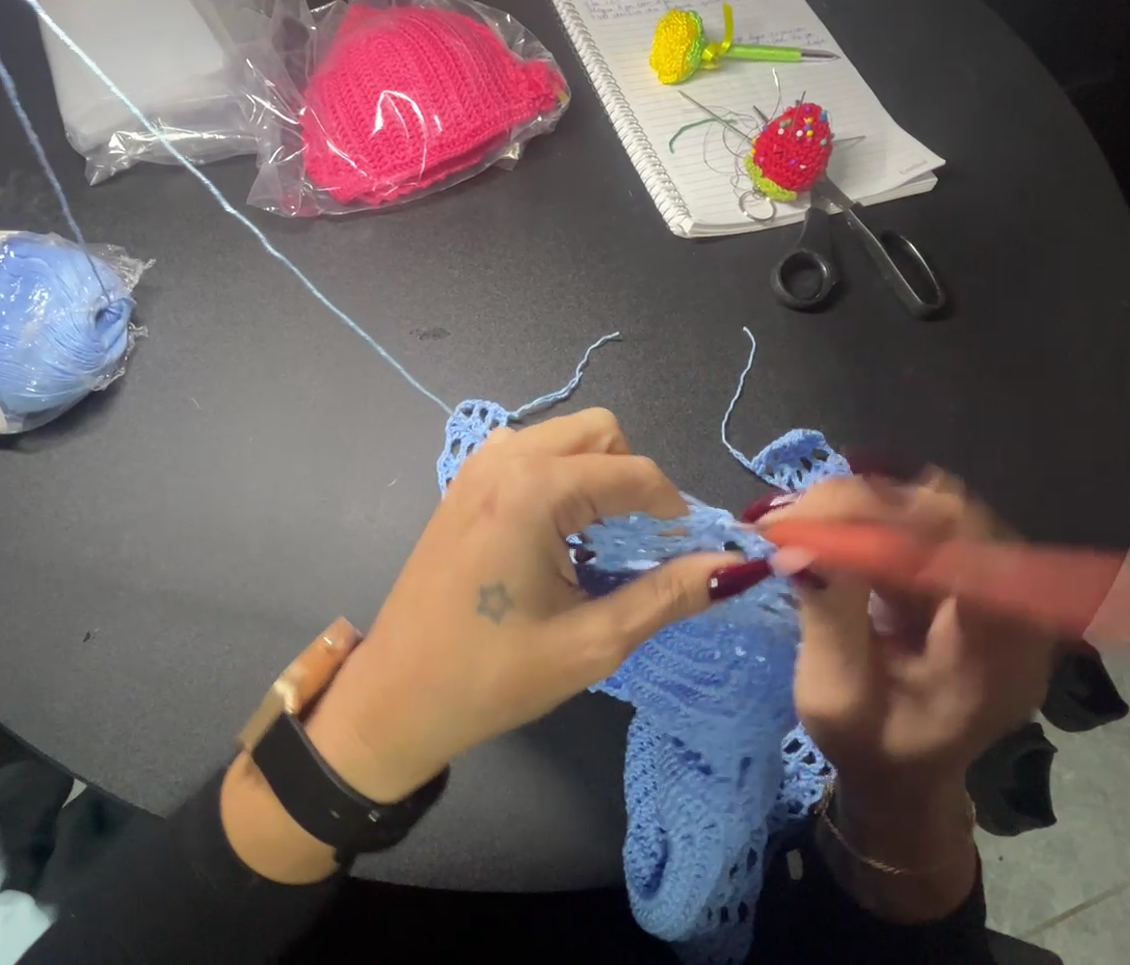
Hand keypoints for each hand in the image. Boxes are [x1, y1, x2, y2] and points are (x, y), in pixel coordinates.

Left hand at [305, 409, 749, 801]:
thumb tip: (732, 568)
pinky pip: (528, 451)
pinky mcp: (462, 483)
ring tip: (596, 537)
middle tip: (637, 540)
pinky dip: (558, 475)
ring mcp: (476, 466)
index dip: (672, 508)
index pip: (634, 472)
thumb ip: (667, 595)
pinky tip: (555, 531)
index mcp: (536, 490)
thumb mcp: (592, 643)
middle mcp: (505, 460)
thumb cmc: (493, 677)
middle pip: (600, 431)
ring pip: (563, 435)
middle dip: (631, 477)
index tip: (685, 549)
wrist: (397, 697)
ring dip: (594, 472)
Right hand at [757, 470, 1054, 794]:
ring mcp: (996, 590)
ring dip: (866, 504)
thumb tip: (798, 546)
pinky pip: (927, 525)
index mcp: (997, 654)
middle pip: (957, 521)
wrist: (903, 771)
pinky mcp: (968, 576)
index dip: (897, 520)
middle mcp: (1015, 611)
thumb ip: (829, 617)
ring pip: (939, 512)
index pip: (968, 557)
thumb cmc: (871, 746)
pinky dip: (873, 517)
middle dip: (872, 503)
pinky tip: (829, 525)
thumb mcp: (836, 696)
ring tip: (804, 516)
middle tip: (799, 511)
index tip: (819, 514)